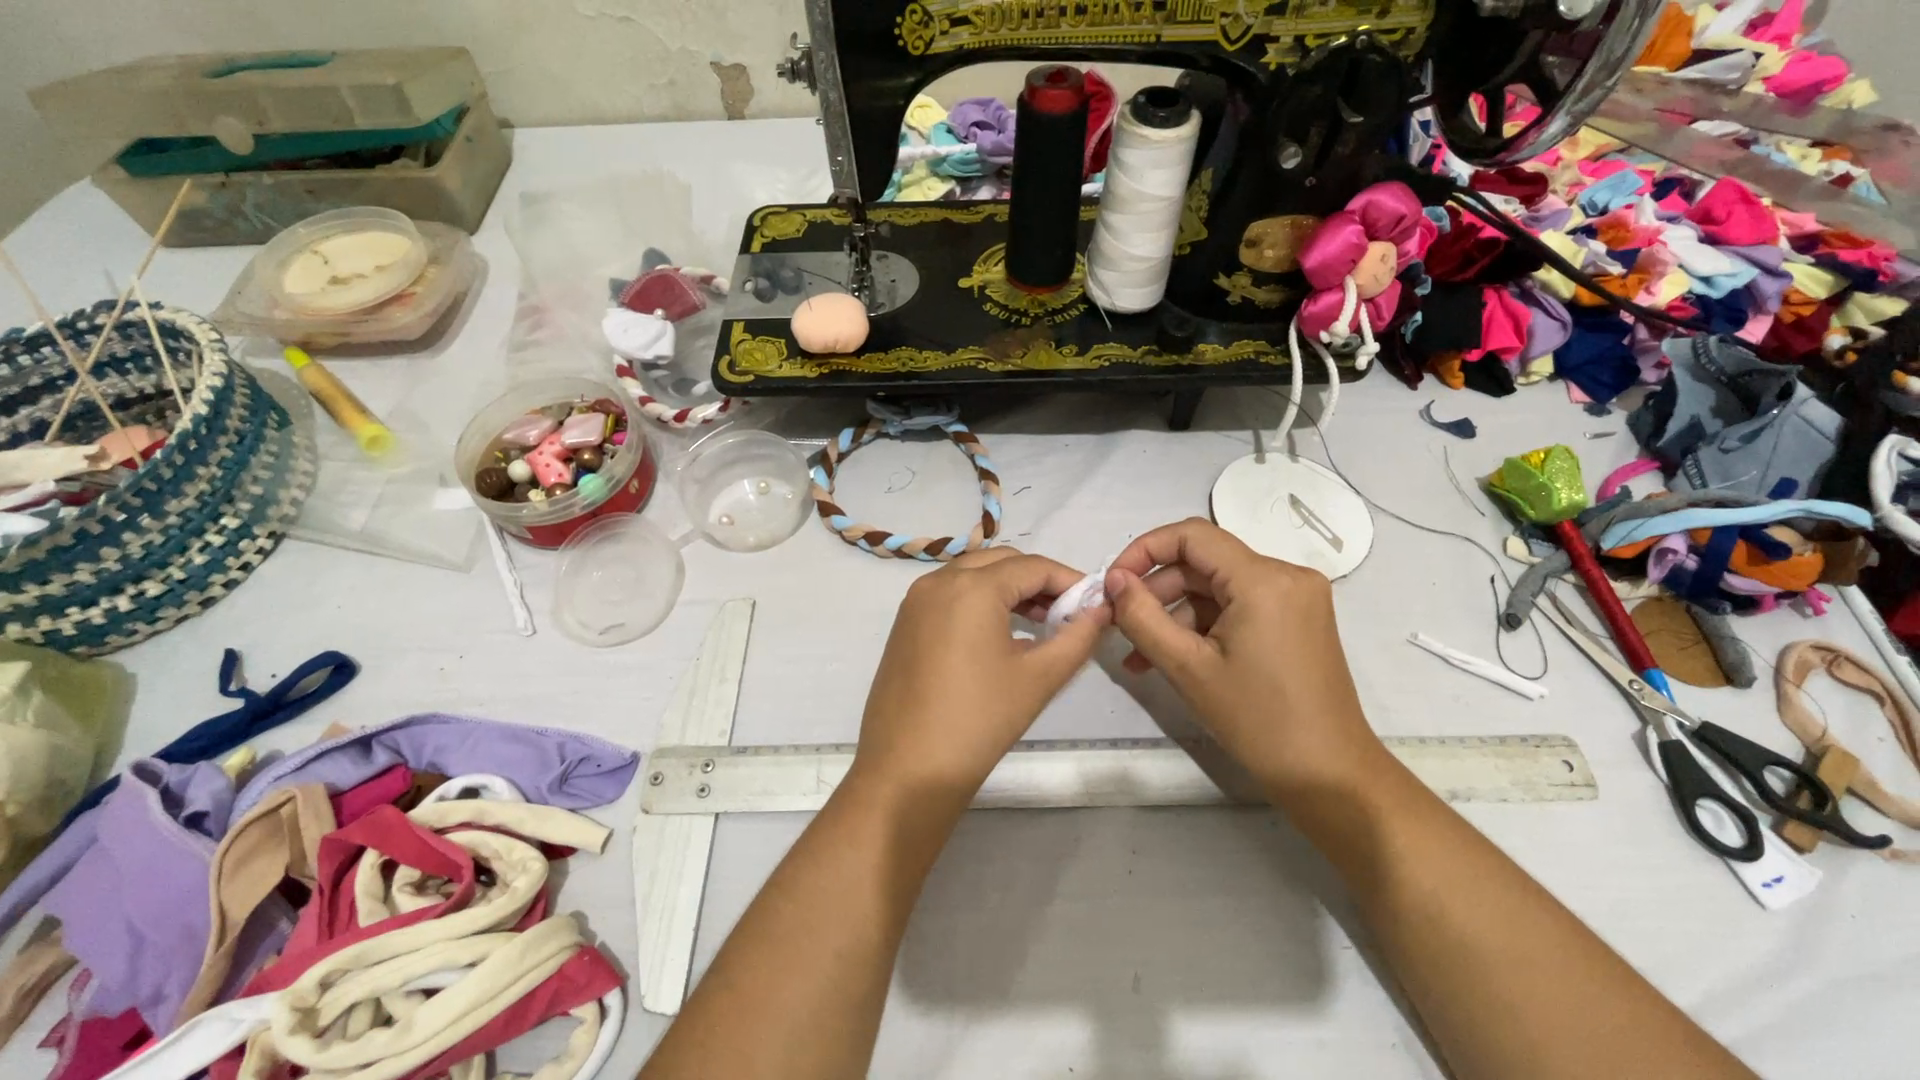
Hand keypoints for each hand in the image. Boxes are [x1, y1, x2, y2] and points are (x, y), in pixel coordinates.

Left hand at [852, 549, 1108, 805]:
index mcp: (972, 587)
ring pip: (972, 576)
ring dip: (1008, 589)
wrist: (909, 769)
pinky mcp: (904, 624)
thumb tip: (1102, 610)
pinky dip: (980, 602)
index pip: (1033, 566)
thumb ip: (1078, 636)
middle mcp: (938, 581)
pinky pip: (949, 595)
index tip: (1095, 605)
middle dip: (1038, 581)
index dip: (1070, 581)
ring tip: (1041, 624)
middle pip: (1000, 563)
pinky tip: (1001, 636)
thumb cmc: (980, 721)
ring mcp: (915, 602)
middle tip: (1068, 614)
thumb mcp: (1040, 678)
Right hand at [1104, 519, 1385, 796]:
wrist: (1328, 773)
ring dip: (1177, 615)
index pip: (1192, 536)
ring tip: (1142, 658)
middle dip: (1157, 591)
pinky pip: (1239, 606)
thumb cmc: (1257, 720)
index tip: (1112, 583)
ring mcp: (1297, 597)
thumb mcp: (1187, 668)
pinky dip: (1205, 626)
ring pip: (1219, 588)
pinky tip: (1175, 659)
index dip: (1144, 551)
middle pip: (1204, 563)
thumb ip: (1142, 617)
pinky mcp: (1299, 620)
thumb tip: (1114, 580)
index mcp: (1264, 579)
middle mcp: (1286, 575)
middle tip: (1121, 627)